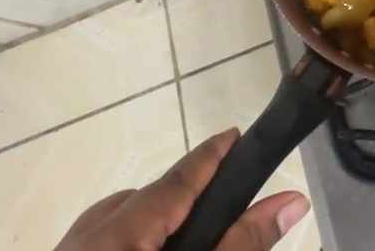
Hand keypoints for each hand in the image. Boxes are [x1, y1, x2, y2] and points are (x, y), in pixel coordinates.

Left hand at [52, 129, 309, 250]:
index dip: (209, 156)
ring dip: (156, 231)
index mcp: (116, 236)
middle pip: (143, 203)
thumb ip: (240, 244)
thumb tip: (291, 200)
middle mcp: (82, 243)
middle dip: (183, 201)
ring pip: (117, 230)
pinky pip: (98, 249)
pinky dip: (131, 248)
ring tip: (191, 242)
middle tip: (223, 206)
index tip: (235, 135)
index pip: (175, 179)